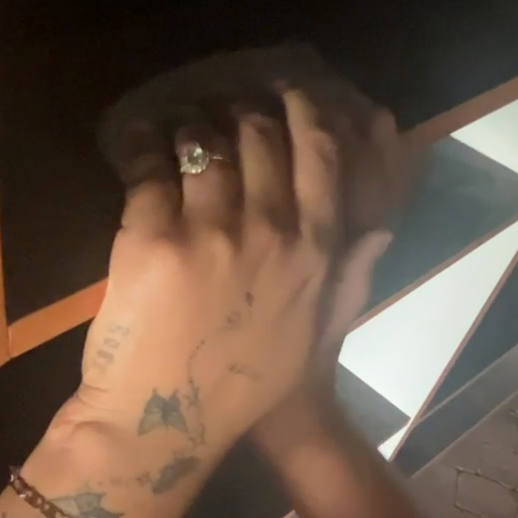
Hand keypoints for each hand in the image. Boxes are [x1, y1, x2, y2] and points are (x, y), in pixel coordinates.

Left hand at [65, 85, 403, 472]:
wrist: (167, 424)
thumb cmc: (243, 391)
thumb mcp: (312, 338)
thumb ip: (347, 279)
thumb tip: (378, 229)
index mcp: (314, 252)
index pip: (322, 153)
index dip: (306, 111)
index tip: (290, 92)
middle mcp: (270, 230)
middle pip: (262, 135)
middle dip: (244, 108)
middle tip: (224, 104)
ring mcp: (210, 230)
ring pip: (205, 143)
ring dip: (193, 124)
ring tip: (180, 126)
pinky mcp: (153, 237)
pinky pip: (150, 167)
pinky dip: (144, 145)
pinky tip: (139, 140)